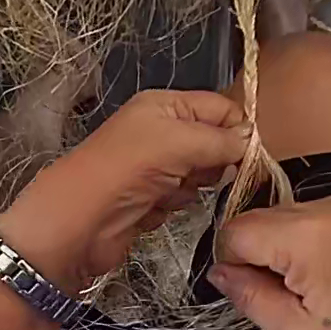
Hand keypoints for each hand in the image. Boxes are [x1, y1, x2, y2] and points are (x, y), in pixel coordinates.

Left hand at [0, 89, 249, 293]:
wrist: (79, 223)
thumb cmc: (125, 171)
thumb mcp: (178, 141)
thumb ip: (221, 139)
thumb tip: (251, 140)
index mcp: (164, 106)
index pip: (219, 108)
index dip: (238, 129)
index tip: (249, 154)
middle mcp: (161, 132)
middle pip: (213, 144)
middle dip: (214, 163)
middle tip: (197, 173)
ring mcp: (155, 168)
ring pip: (200, 177)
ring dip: (190, 188)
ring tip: (164, 191)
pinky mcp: (150, 200)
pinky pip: (181, 200)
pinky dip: (171, 207)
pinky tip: (152, 209)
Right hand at [206, 194, 330, 329]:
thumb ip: (249, 296)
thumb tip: (218, 272)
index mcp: (307, 234)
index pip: (236, 230)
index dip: (230, 262)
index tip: (247, 294)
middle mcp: (329, 204)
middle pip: (262, 218)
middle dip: (256, 253)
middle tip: (281, 296)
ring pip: (289, 215)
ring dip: (283, 246)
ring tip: (311, 287)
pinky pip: (320, 216)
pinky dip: (311, 239)